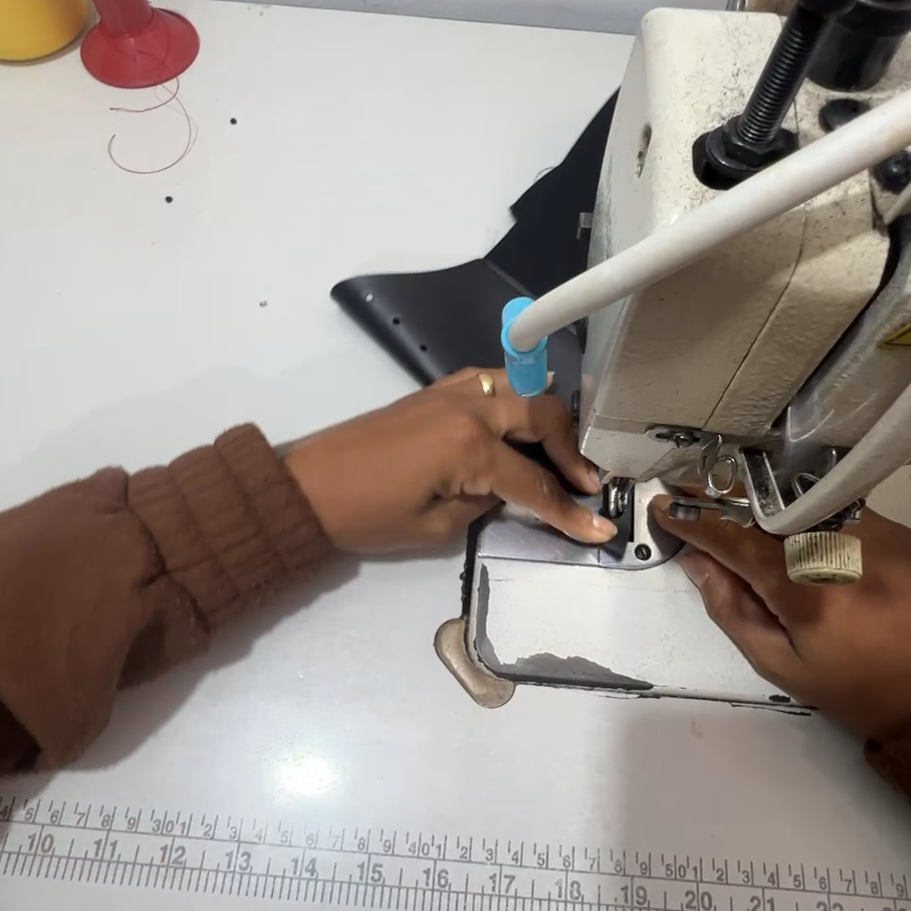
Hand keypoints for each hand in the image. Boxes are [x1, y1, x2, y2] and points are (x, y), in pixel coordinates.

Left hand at [285, 369, 614, 553]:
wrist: (309, 485)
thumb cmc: (367, 516)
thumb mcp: (435, 527)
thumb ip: (485, 502)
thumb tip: (509, 487)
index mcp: (470, 447)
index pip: (535, 483)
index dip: (569, 511)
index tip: (601, 528)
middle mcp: (470, 408)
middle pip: (542, 417)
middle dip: (571, 450)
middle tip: (584, 480)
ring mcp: (452, 391)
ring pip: (521, 387)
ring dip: (546, 417)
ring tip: (557, 450)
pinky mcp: (436, 390)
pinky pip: (491, 382)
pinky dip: (515, 397)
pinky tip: (518, 421)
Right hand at [650, 500, 910, 739]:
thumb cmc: (854, 690)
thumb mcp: (780, 665)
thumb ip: (731, 608)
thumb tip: (696, 561)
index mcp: (806, 591)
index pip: (734, 541)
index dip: (693, 522)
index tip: (664, 508)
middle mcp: (840, 549)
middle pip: (764, 507)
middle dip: (722, 499)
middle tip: (691, 494)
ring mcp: (873, 533)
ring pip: (799, 502)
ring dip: (763, 505)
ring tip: (743, 515)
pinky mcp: (897, 530)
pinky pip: (835, 509)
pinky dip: (807, 516)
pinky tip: (801, 535)